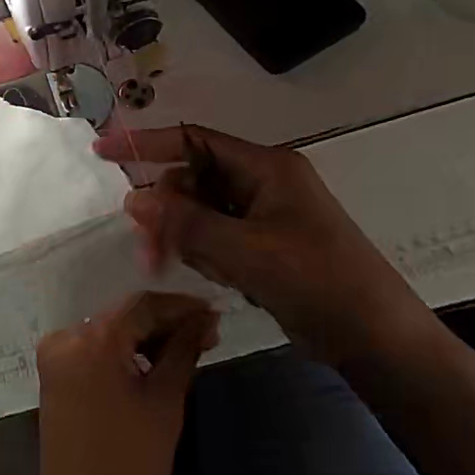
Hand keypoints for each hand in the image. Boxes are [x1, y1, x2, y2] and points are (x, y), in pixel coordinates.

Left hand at [34, 291, 219, 474]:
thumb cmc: (131, 463)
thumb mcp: (166, 402)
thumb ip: (184, 349)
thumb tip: (207, 317)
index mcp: (92, 340)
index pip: (143, 304)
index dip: (182, 305)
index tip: (215, 313)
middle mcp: (66, 337)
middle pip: (124, 314)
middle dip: (165, 321)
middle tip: (208, 334)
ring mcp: (54, 355)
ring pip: (109, 329)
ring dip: (146, 335)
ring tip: (188, 349)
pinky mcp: (53, 373)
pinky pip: (94, 348)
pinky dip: (123, 350)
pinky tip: (154, 361)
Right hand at [93, 125, 437, 360]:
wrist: (371, 333)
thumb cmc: (316, 280)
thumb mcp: (246, 250)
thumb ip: (187, 223)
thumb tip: (133, 198)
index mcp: (265, 167)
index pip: (194, 142)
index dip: (147, 143)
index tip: (103, 150)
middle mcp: (260, 184)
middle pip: (191, 184)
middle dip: (169, 216)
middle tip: (152, 254)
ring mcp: (261, 216)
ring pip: (200, 216)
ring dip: (190, 242)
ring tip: (218, 273)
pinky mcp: (260, 246)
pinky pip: (216, 241)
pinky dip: (210, 258)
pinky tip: (230, 281)